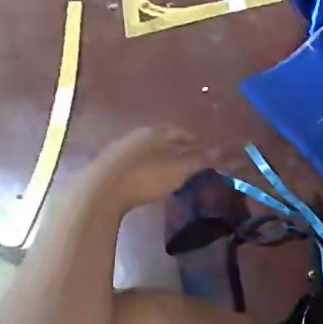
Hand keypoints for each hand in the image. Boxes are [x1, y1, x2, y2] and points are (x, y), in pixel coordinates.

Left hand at [83, 126, 205, 212]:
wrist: (100, 192)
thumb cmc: (147, 177)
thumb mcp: (180, 170)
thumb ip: (201, 159)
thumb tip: (222, 150)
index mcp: (158, 132)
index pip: (183, 133)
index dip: (197, 144)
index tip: (206, 157)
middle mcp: (139, 134)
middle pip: (165, 140)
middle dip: (179, 151)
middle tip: (190, 167)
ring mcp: (121, 148)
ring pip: (149, 151)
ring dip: (162, 160)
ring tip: (170, 175)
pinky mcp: (108, 163)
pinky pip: (135, 162)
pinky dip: (146, 168)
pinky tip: (147, 180)